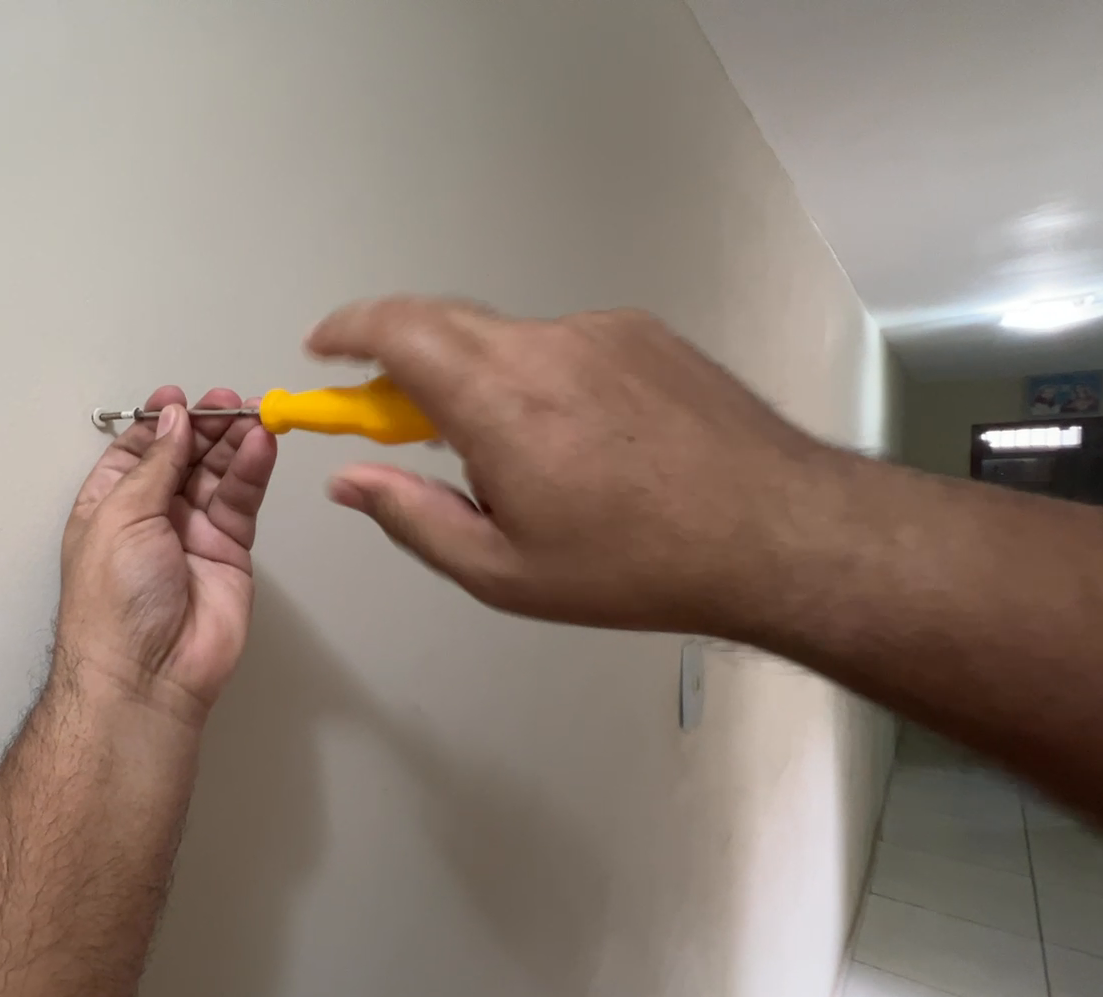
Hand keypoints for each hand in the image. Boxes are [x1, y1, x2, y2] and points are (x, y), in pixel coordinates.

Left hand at [56, 386, 278, 720]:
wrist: (149, 674)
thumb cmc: (114, 600)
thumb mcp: (120, 516)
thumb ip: (155, 464)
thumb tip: (174, 419)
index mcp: (111, 505)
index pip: (138, 451)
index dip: (160, 423)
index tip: (180, 398)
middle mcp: (152, 516)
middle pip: (184, 457)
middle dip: (205, 427)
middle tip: (230, 401)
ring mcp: (193, 533)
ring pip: (218, 475)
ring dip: (235, 443)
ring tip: (255, 415)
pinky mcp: (230, 550)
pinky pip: (242, 502)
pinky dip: (253, 471)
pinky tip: (262, 445)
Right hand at [309, 297, 834, 634]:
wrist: (783, 535)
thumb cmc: (628, 566)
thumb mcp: (499, 570)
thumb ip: (410, 517)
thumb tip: (347, 480)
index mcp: (499, 400)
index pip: (398, 330)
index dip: (346, 330)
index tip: (319, 348)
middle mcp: (544, 344)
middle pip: (439, 320)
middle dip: (394, 355)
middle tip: (390, 413)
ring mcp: (599, 330)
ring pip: (500, 336)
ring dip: (469, 375)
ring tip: (503, 451)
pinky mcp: (642, 333)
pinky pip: (556, 343)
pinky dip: (526, 375)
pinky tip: (568, 437)